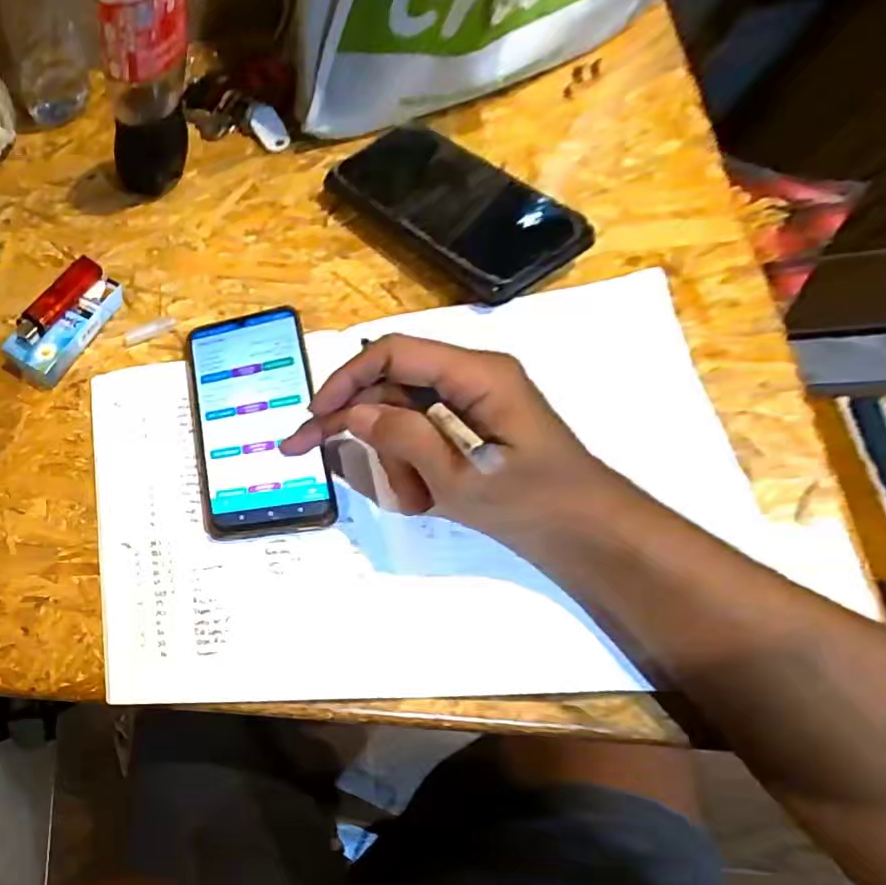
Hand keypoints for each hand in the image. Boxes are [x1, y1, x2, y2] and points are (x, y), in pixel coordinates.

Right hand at [279, 334, 637, 546]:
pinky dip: (400, 466)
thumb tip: (354, 413)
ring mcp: (464, 404)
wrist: (584, 531)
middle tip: (301, 449)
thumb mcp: (460, 475)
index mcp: (476, 375)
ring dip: (384, 456)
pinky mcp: (460, 428)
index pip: (393, 353)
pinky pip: (410, 435)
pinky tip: (416, 495)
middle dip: (348, 421)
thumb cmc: (532, 501)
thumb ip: (404, 438)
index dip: (346, 378)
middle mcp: (467, 379)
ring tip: (405, 498)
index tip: (315, 413)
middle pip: (385, 384)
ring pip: (393, 414)